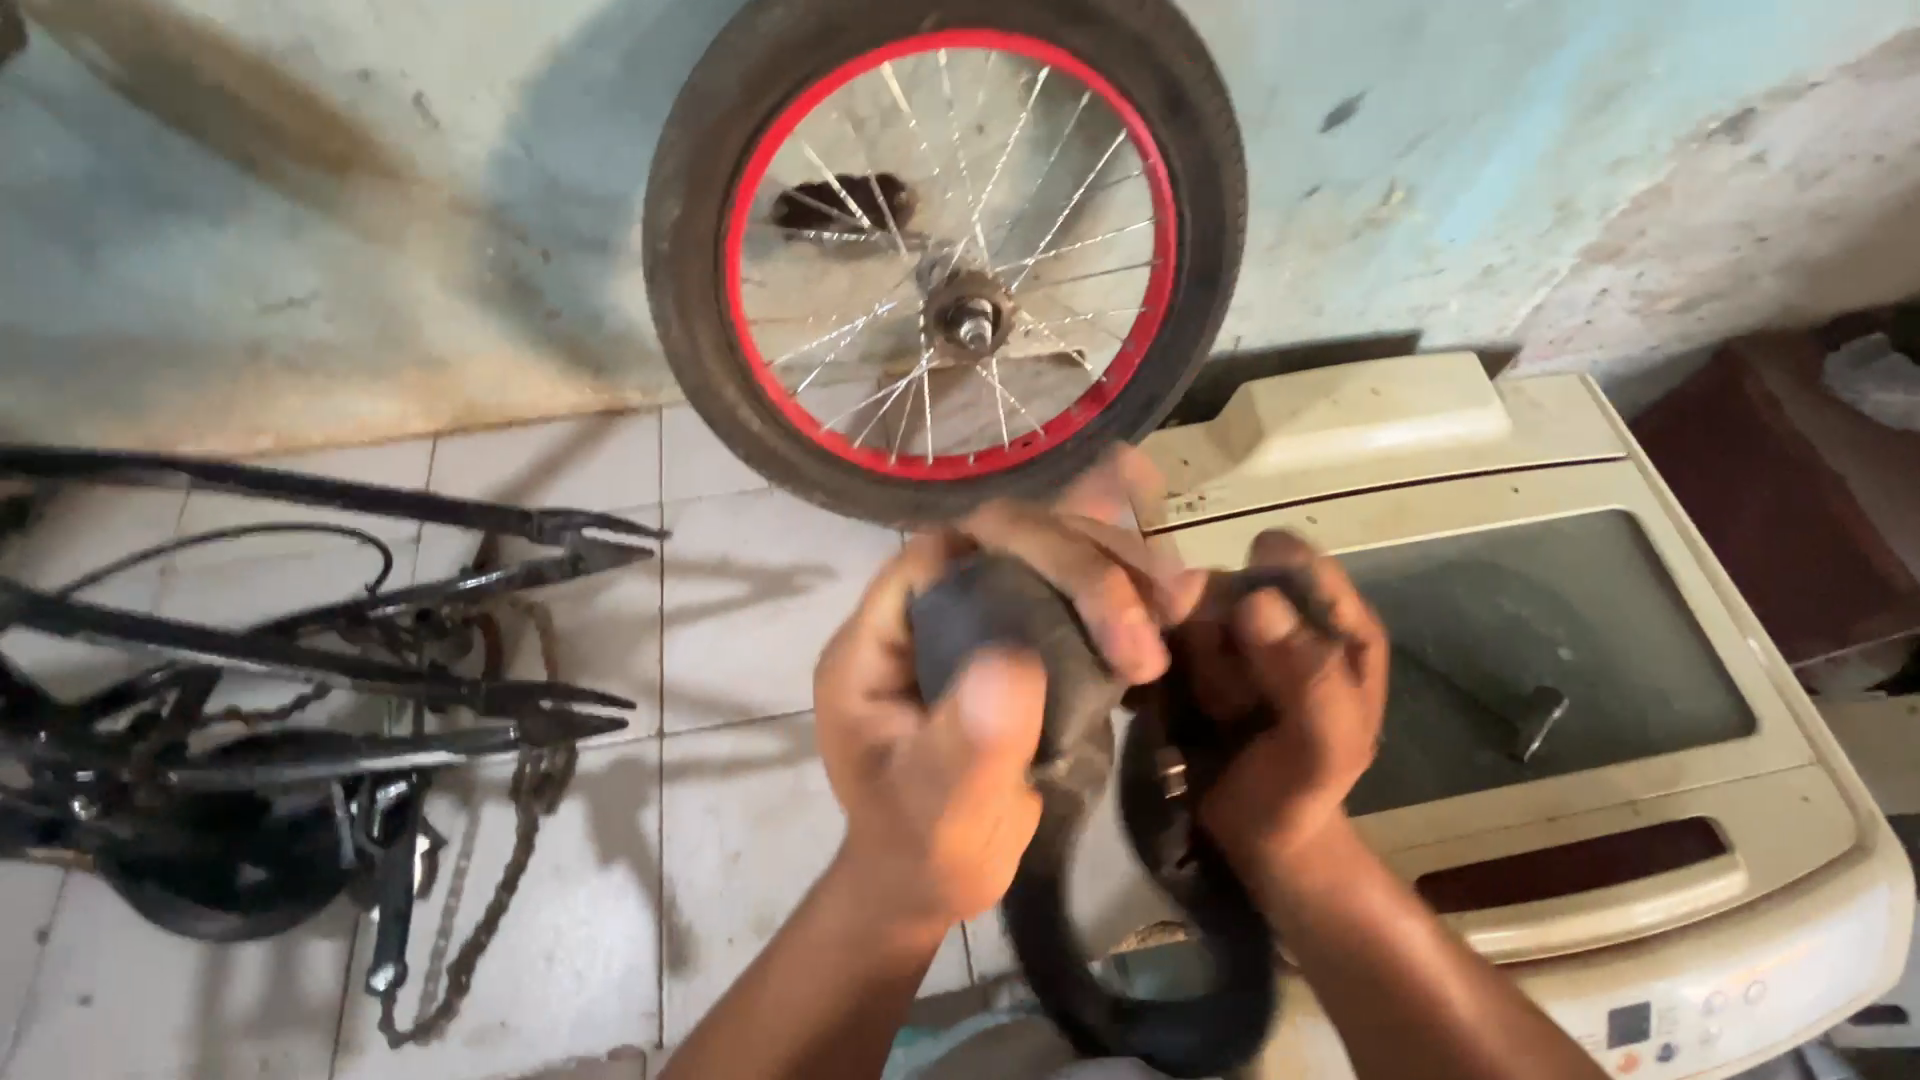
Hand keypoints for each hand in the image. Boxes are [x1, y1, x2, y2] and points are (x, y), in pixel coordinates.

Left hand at [811, 450, 1203, 936]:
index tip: (1097, 607)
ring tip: (1177, 602)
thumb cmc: (923, 851)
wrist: (938, 877)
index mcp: (877, 641)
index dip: (1015, 554)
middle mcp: (922, 613)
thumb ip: (968, 744)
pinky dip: (1120, 586)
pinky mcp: (1013, 636)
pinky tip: (1172, 596)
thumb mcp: (940, 812)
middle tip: (1148, 627)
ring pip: (1042, 550)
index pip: (937, 556)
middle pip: (1001, 538)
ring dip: (1113, 567)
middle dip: (1083, 564)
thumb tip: (1014, 661)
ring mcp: (971, 618)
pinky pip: (1064, 587)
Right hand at [1183, 530, 1388, 872]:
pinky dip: (1148, 653)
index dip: (1259, 584)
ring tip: (1198, 704)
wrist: (1246, 832)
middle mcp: (1282, 614)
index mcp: (1337, 623)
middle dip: (1212, 629)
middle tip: (1221, 694)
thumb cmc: (1299, 792)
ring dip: (1178, 649)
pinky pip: (1156, 627)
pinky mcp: (1187, 650)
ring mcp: (1231, 631)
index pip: (1295, 565)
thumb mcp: (1323, 748)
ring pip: (1184, 602)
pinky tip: (1158, 693)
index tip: (1235, 622)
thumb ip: (1308, 680)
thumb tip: (1256, 600)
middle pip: (1229, 579)